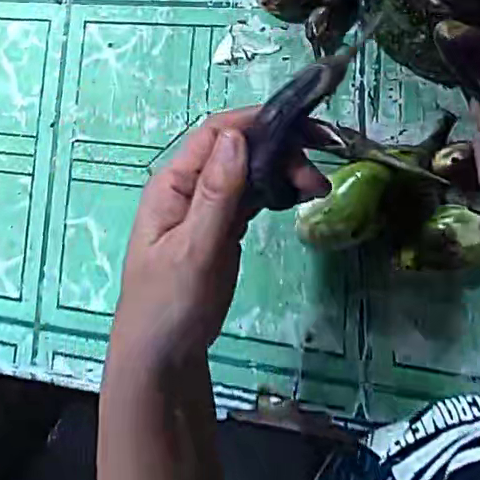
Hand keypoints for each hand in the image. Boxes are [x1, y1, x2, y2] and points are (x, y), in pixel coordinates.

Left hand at [109, 109, 326, 378]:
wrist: (162, 357)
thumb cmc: (168, 305)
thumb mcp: (192, 250)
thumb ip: (216, 195)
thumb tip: (236, 136)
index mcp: (174, 183)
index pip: (216, 133)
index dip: (256, 122)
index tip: (299, 126)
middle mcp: (192, 186)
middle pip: (238, 148)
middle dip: (279, 148)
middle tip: (315, 171)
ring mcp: (209, 205)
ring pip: (251, 170)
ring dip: (283, 169)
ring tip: (317, 186)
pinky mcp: (225, 224)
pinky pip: (254, 195)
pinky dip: (278, 190)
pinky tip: (301, 194)